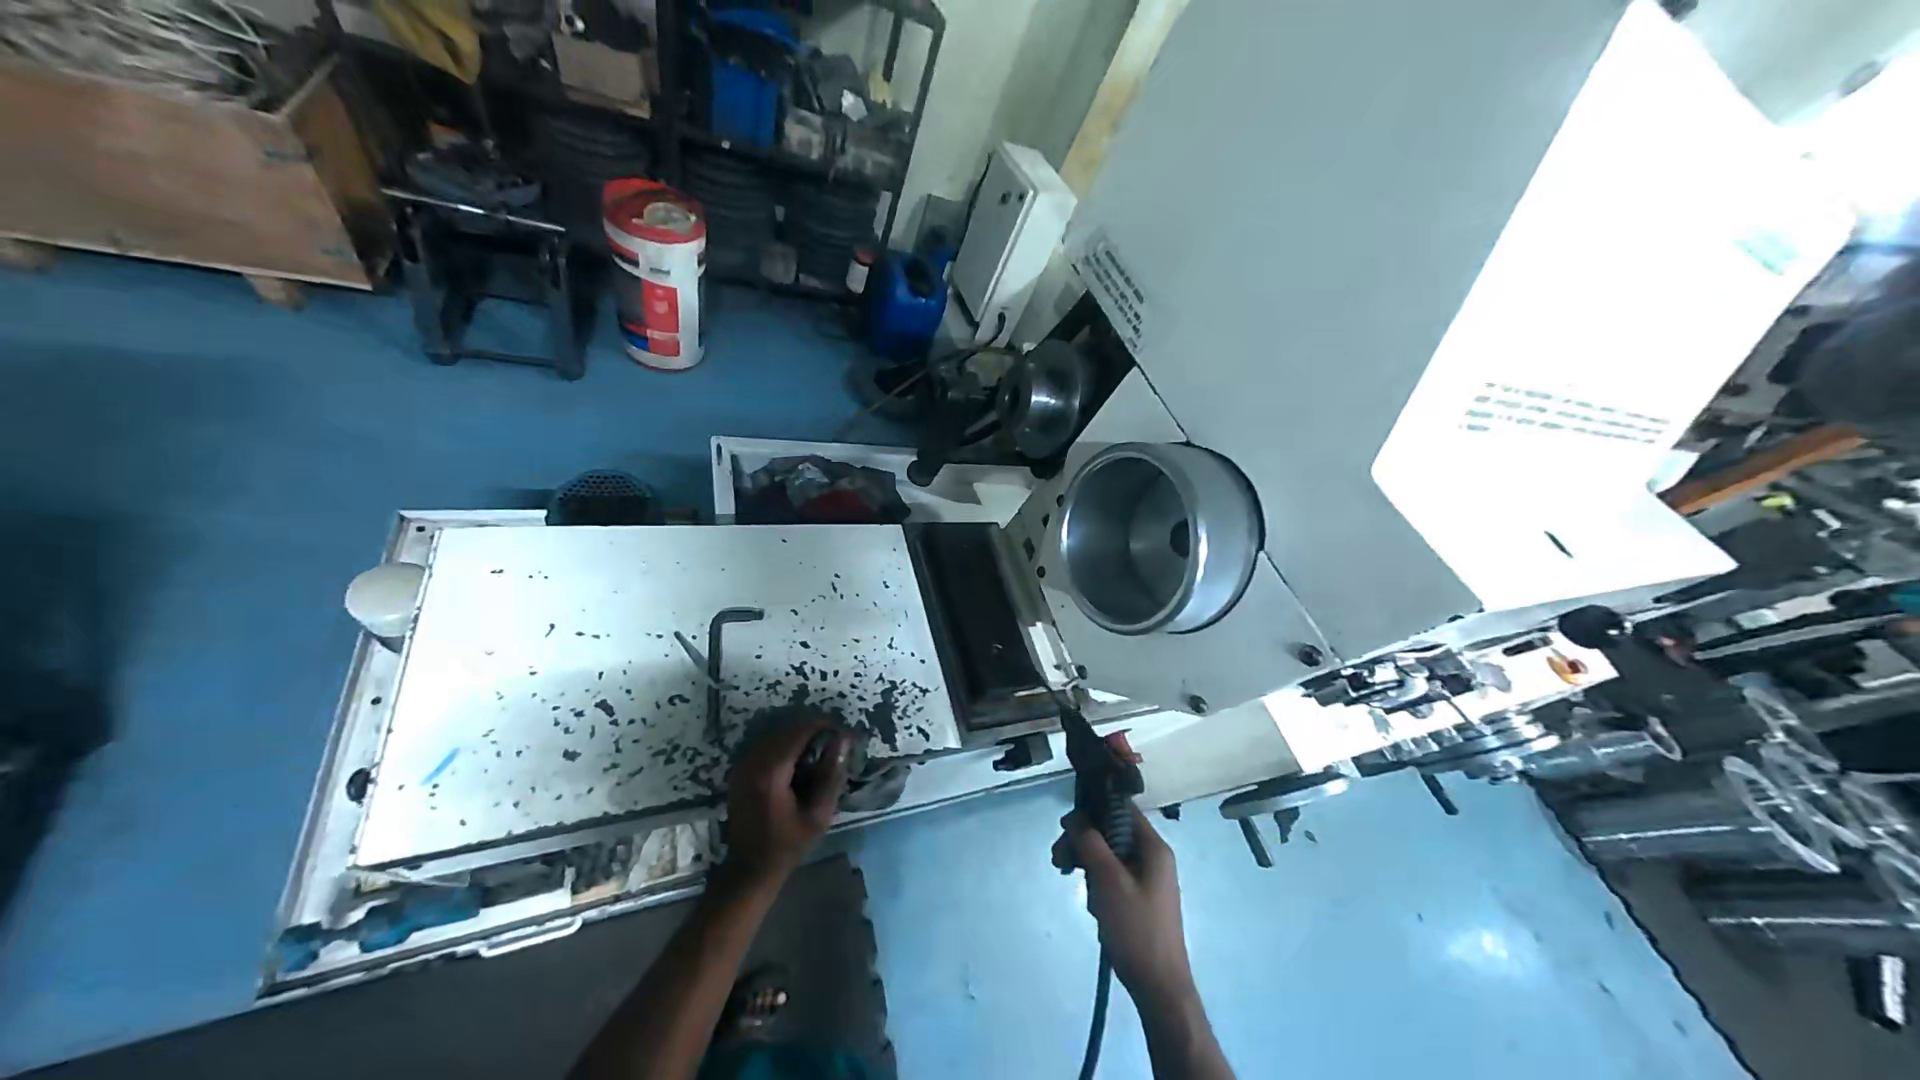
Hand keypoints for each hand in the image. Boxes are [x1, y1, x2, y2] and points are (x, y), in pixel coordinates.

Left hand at [722, 717, 852, 885]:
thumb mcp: (818, 814)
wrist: (749, 868)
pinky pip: (764, 746)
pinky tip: (797, 762)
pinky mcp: (738, 771)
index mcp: (770, 772)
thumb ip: (831, 774)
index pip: (799, 732)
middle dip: (811, 731)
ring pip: (774, 735)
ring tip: (818, 751)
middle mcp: (752, 761)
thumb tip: (844, 739)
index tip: (842, 731)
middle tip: (833, 742)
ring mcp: (741, 765)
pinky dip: (783, 747)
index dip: (822, 725)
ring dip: (797, 738)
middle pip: (785, 730)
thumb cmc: (788, 844)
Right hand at [1054, 807, 1195, 1001]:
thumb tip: (1075, 817)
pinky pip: (1113, 876)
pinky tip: (1089, 901)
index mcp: (1153, 847)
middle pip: (1111, 833)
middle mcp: (1152, 857)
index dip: (1093, 809)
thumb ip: (1091, 843)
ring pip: (1109, 855)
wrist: (1159, 986)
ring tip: (1067, 878)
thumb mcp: (1108, 880)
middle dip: (1082, 841)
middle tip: (1058, 858)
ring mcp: (1147, 878)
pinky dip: (1096, 881)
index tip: (1066, 824)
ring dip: (1086, 862)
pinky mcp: (1139, 897)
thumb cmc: (1135, 928)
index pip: (1122, 809)